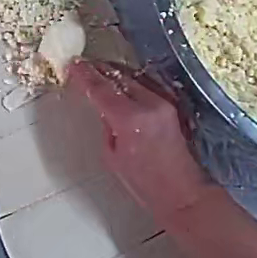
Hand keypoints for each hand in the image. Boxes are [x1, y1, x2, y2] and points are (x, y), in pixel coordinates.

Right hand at [67, 59, 215, 221]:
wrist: (183, 192)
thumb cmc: (145, 184)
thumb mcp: (112, 156)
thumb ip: (106, 126)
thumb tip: (104, 108)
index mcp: (130, 119)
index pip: (101, 89)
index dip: (84, 75)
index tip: (73, 65)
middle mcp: (149, 104)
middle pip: (118, 77)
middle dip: (99, 70)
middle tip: (83, 66)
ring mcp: (163, 103)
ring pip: (133, 77)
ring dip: (114, 73)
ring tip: (99, 71)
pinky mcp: (171, 106)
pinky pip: (145, 85)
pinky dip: (129, 80)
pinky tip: (120, 82)